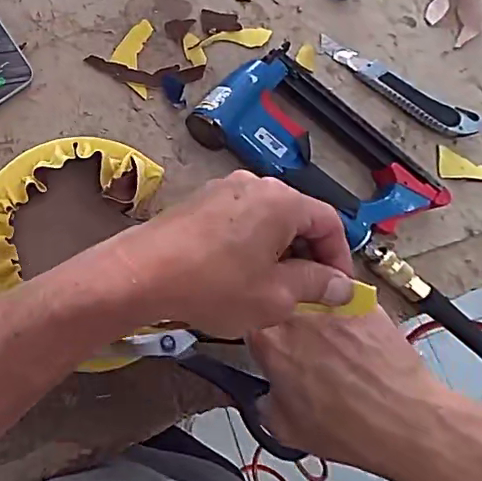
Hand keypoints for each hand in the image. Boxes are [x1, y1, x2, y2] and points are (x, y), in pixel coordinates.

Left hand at [97, 171, 358, 336]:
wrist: (142, 273)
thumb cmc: (211, 284)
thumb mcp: (275, 296)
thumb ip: (315, 287)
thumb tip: (338, 285)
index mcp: (282, 200)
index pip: (329, 221)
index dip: (339, 258)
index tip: (337, 289)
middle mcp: (256, 184)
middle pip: (298, 216)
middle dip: (308, 255)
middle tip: (308, 293)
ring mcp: (224, 188)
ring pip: (269, 218)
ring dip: (279, 251)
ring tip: (272, 288)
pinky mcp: (201, 200)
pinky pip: (241, 219)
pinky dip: (251, 244)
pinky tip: (239, 275)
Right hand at [248, 308, 464, 476]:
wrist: (406, 420)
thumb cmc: (352, 427)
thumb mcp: (287, 430)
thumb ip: (264, 401)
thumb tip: (266, 394)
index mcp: (270, 339)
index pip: (249, 320)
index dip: (258, 335)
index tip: (267, 348)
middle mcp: (298, 311)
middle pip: (282, 304)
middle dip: (289, 323)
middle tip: (303, 351)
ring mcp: (332, 301)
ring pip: (314, 299)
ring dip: (318, 318)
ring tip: (336, 349)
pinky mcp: (363, 299)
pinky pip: (346, 301)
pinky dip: (349, 317)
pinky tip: (359, 345)